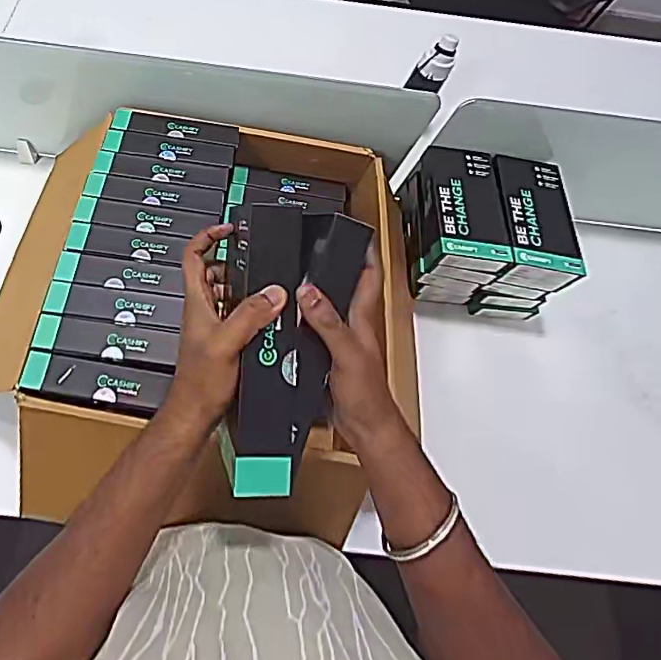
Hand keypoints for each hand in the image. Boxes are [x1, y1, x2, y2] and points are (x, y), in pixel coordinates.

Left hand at [161, 224, 285, 432]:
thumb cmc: (198, 383)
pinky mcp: (224, 338)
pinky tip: (268, 320)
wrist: (196, 413)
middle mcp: (203, 309)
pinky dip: (254, 311)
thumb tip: (272, 292)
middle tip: (258, 261)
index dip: (208, 237)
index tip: (229, 228)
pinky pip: (239, 313)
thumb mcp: (227, 343)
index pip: (193, 256)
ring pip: (229, 293)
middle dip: (237, 263)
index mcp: (197, 302)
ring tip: (267, 291)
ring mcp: (213, 324)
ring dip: (248, 289)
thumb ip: (250, 315)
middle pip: (216, 271)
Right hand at [298, 245, 402, 448]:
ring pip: (329, 306)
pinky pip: (316, 329)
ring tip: (300, 275)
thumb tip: (310, 291)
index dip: (365, 252)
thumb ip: (328, 321)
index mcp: (363, 317)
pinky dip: (305, 320)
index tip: (355, 233)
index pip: (369, 275)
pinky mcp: (329, 355)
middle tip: (321, 247)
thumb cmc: (368, 394)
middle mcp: (354, 324)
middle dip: (336, 265)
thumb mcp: (346, 352)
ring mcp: (341, 339)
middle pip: (347, 286)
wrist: (364, 426)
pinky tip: (292, 319)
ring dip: (317, 292)